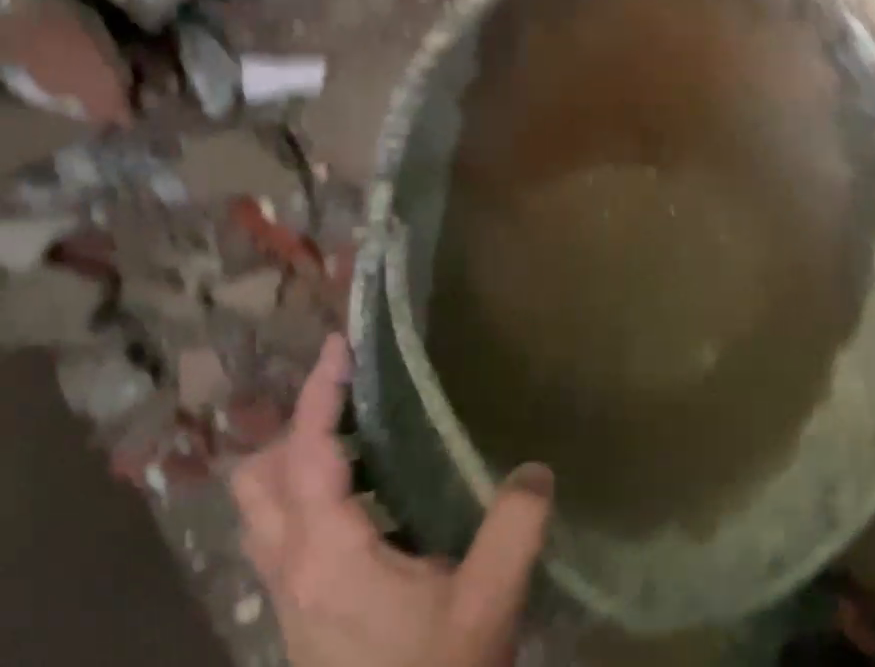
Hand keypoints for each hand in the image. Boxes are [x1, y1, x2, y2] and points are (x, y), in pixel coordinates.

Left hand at [230, 334, 554, 666]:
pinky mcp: (305, 611)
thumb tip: (534, 467)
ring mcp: (291, 594)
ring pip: (263, 512)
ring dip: (295, 463)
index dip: (318, 398)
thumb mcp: (488, 597)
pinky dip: (312, 496)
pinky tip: (374, 501)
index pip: (306, 459)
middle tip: (350, 393)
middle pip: (257, 482)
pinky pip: (287, 534)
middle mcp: (291, 568)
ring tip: (360, 436)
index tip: (340, 347)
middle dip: (292, 427)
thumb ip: (513, 525)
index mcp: (327, 556)